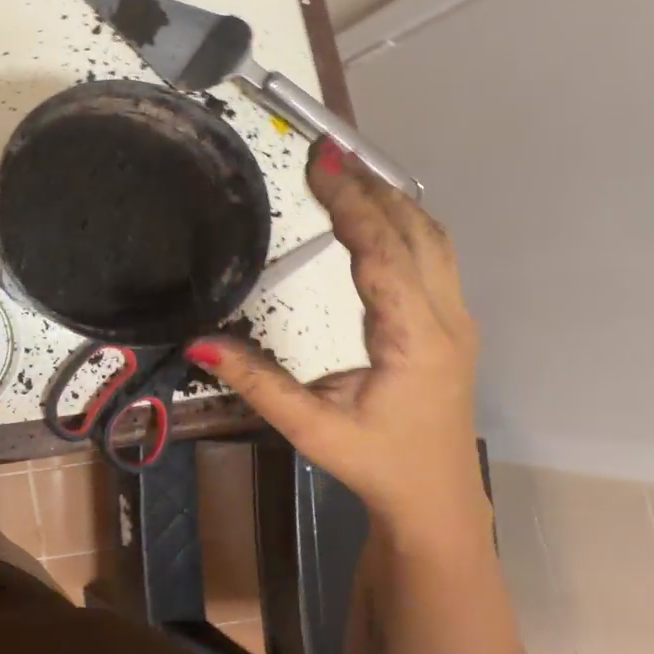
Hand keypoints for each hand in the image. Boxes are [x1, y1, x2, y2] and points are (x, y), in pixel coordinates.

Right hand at [185, 140, 489, 544]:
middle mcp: (446, 319)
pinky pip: (433, 257)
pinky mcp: (450, 326)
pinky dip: (404, 223)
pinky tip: (378, 214)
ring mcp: (456, 321)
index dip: (352, 204)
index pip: (383, 253)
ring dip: (392, 201)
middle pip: (418, 233)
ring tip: (348, 171)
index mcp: (416, 338)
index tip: (321, 163)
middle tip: (328, 152)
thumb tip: (197, 344)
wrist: (438, 501)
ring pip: (433, 241)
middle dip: (372, 187)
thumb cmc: (378, 463)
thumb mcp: (311, 427)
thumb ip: (256, 382)